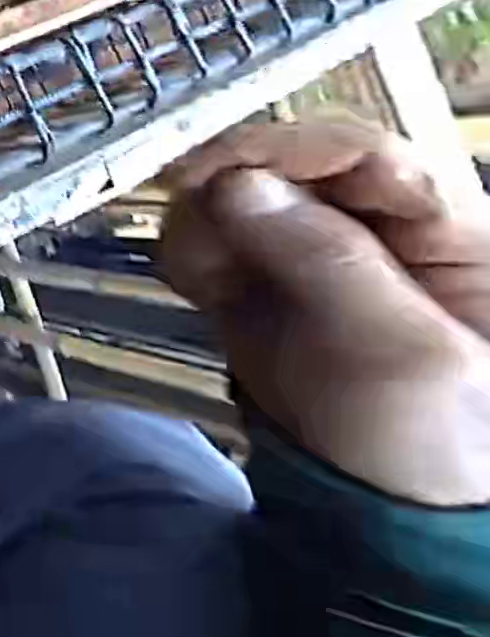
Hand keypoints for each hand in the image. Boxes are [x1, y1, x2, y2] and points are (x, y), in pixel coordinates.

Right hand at [162, 121, 489, 504]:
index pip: (359, 152)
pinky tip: (206, 293)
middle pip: (275, 165)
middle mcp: (374, 223)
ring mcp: (309, 243)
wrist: (368, 485)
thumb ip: (324, 260)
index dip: (279, 151)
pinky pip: (197, 229)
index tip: (203, 176)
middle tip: (207, 253)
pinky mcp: (255, 263)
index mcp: (451, 232)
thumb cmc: (424, 433)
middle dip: (222, 201)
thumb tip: (236, 182)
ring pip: (222, 194)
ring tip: (213, 288)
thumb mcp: (395, 352)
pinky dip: (185, 255)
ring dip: (197, 234)